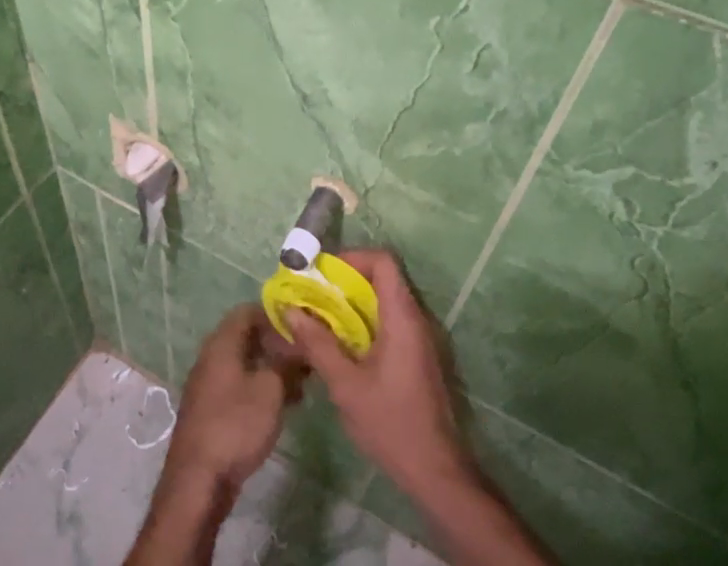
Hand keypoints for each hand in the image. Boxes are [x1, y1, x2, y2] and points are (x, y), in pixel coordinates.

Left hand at [168, 304, 304, 486]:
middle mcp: (211, 358)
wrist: (199, 479)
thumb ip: (287, 361)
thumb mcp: (271, 389)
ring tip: (302, 385)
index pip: (248, 311)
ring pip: (245, 364)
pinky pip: (240, 386)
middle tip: (307, 357)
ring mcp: (208, 385)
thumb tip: (300, 344)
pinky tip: (283, 405)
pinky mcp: (211, 410)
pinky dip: (261, 388)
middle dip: (278, 344)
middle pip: (247, 337)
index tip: (303, 326)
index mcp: (221, 344)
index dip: (276, 314)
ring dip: (273, 369)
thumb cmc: (236, 425)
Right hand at [286, 250, 473, 491]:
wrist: (434, 469)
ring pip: (385, 302)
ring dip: (352, 304)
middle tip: (310, 296)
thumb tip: (292, 309)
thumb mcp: (345, 384)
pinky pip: (390, 323)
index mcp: (403, 318)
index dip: (351, 258)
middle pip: (383, 278)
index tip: (319, 274)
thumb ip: (318, 343)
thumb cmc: (390, 422)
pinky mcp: (418, 357)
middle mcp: (416, 320)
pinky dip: (364, 323)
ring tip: (318, 319)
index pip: (383, 262)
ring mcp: (420, 339)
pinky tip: (339, 346)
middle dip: (344, 282)